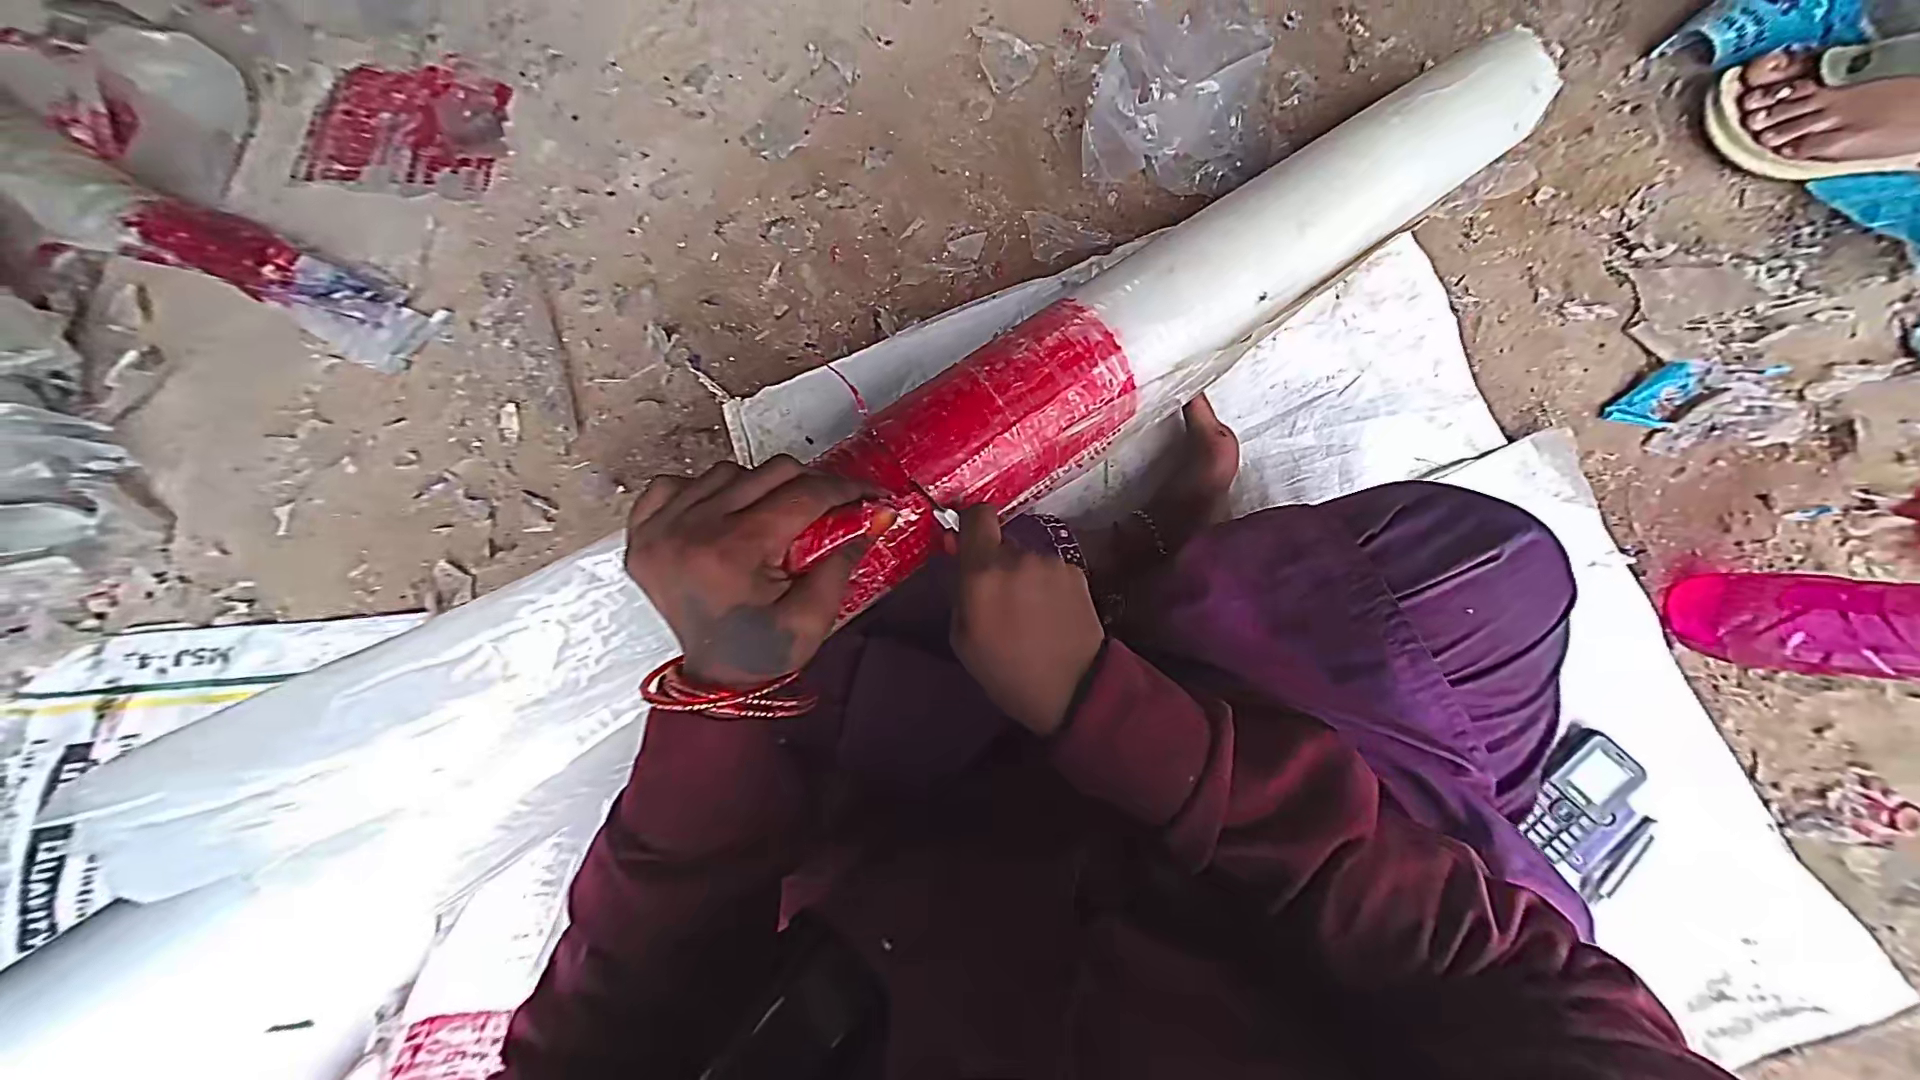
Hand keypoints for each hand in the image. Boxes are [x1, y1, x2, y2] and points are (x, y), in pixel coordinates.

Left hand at [626, 457, 873, 687]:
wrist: (715, 677)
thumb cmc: (765, 652)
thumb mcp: (815, 616)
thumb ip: (844, 560)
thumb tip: (876, 514)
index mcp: (733, 553)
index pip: (803, 496)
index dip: (845, 489)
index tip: (870, 493)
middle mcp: (691, 530)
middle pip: (771, 473)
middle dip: (811, 487)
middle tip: (829, 510)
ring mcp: (661, 526)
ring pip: (731, 471)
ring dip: (761, 488)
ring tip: (774, 518)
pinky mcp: (643, 530)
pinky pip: (680, 482)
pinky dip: (708, 489)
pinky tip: (725, 513)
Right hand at [947, 506, 1105, 735]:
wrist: (1072, 689)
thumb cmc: (1006, 672)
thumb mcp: (962, 637)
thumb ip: (959, 589)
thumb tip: (960, 556)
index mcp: (982, 573)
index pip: (977, 516)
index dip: (971, 524)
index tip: (969, 542)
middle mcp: (1018, 558)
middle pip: (1001, 544)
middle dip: (997, 563)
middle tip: (1001, 599)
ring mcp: (1051, 563)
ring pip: (1027, 558)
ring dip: (1024, 575)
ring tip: (1030, 613)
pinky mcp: (1076, 572)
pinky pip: (1050, 570)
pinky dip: (1047, 585)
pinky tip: (1051, 614)